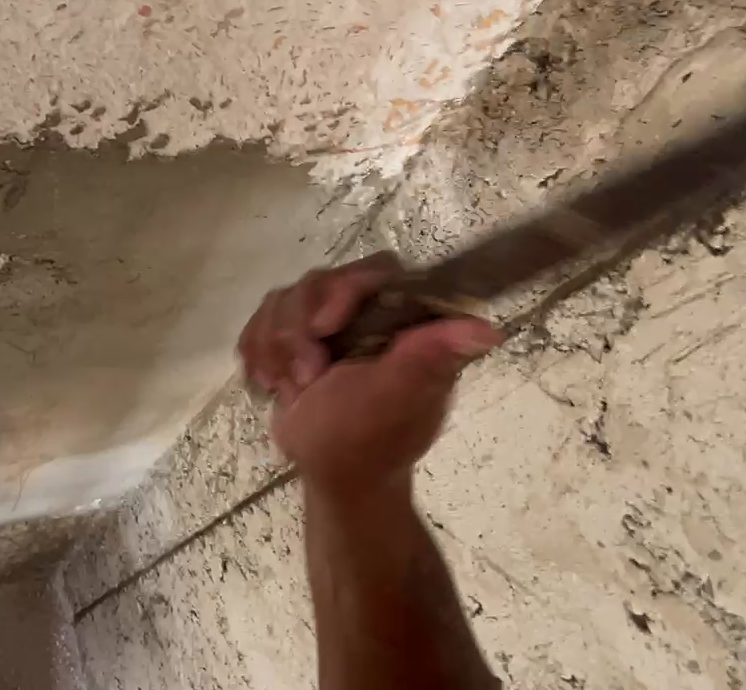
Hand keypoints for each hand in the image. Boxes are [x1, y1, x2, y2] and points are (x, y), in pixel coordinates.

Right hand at [238, 253, 500, 502]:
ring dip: (275, 349)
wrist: (330, 474)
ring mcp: (325, 322)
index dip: (342, 290)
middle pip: (316, 283)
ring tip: (291, 388)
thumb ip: (427, 357)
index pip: (375, 270)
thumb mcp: (394, 398)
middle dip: (296, 333)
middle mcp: (366, 313)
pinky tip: (272, 382)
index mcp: (403, 322)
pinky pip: (258, 320)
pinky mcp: (291, 334)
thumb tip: (488, 329)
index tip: (324, 328)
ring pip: (280, 299)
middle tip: (306, 377)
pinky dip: (257, 352)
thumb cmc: (366, 441)